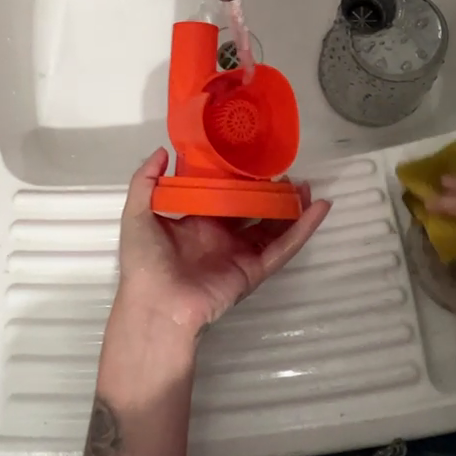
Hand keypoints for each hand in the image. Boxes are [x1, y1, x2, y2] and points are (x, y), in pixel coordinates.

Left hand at [113, 148, 331, 337]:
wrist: (156, 305)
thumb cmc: (144, 261)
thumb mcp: (136, 214)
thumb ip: (145, 181)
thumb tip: (163, 150)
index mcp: (197, 222)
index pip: (224, 195)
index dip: (239, 179)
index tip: (253, 158)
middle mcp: (222, 236)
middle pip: (254, 210)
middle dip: (271, 193)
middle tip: (288, 172)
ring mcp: (240, 254)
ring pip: (274, 227)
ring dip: (292, 208)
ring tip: (308, 187)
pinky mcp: (254, 270)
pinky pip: (282, 248)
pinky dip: (303, 229)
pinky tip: (319, 209)